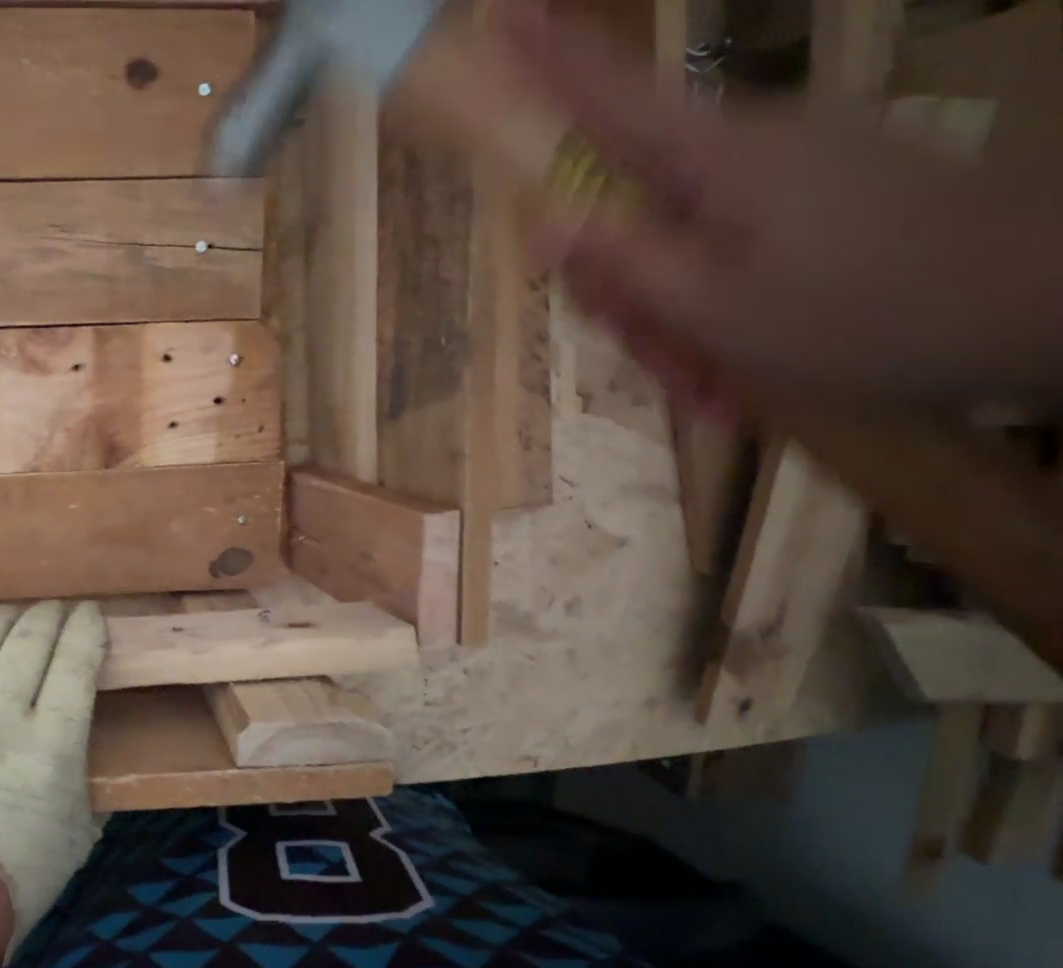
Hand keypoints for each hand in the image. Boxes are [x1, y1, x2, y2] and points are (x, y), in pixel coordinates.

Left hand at [0, 599, 108, 948]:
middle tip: (55, 611)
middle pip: (29, 640)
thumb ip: (83, 781)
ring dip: (1, 618)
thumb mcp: (75, 836)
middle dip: (48, 616)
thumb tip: (81, 746)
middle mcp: (0, 717)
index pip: (76, 663)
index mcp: (52, 747)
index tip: (90, 614)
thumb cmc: (8, 881)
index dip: (87, 628)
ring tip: (11, 615)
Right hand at [496, 2, 1062, 409]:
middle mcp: (750, 149)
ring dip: (679, 320)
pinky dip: (726, 312)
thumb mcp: (715, 312)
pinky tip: (747, 371)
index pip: (608, 98)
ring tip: (716, 385)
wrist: (1053, 303)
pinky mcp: (832, 195)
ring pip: (685, 240)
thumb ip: (622, 266)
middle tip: (654, 357)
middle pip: (637, 204)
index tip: (504, 15)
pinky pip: (738, 248)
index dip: (551, 61)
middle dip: (627, 289)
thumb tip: (542, 220)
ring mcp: (796, 169)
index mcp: (716, 159)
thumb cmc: (869, 313)